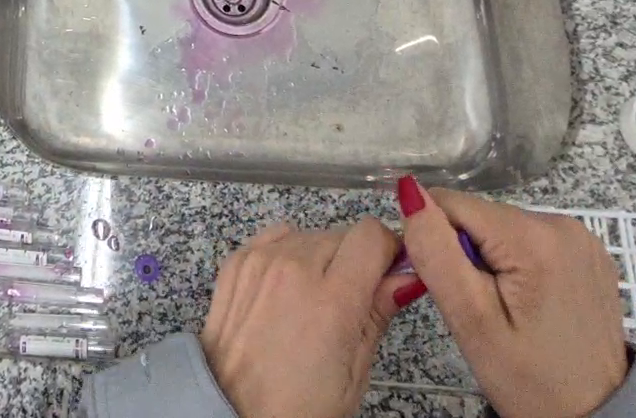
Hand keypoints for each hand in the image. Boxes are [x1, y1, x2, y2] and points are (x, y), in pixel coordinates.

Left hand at [200, 220, 423, 417]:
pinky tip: (286, 287)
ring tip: (312, 301)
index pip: (370, 237)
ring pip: (308, 236)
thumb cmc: (299, 404)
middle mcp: (294, 266)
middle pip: (341, 236)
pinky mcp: (236, 259)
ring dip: (320, 258)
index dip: (387, 250)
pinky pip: (275, 237)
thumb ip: (377, 314)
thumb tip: (406, 276)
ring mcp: (260, 258)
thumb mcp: (353, 373)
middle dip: (355, 261)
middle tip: (351, 301)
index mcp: (332, 299)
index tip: (390, 272)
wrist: (229, 406)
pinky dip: (288, 252)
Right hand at [398, 177, 627, 417]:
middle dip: (465, 252)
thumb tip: (409, 191)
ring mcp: (580, 237)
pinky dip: (515, 263)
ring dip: (488, 258)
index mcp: (532, 237)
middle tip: (480, 306)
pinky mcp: (587, 251)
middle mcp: (561, 223)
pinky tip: (529, 301)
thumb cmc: (530, 379)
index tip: (455, 288)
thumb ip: (435, 251)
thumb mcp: (470, 321)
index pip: (449, 204)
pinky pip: (524, 238)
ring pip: (496, 225)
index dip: (437, 242)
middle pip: (475, 215)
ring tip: (505, 307)